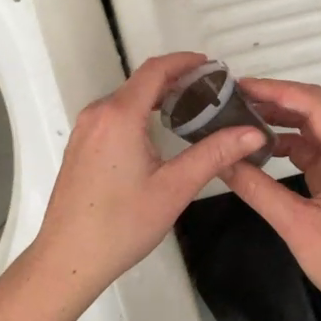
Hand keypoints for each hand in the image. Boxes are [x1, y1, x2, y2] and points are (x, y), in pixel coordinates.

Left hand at [32, 52, 267, 298]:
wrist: (68, 257)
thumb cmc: (121, 225)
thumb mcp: (174, 188)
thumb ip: (214, 154)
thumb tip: (251, 134)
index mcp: (119, 115)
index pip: (155, 70)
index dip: (185, 62)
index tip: (212, 67)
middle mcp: (98, 113)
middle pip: (140, 82)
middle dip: (176, 80)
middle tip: (212, 93)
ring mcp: (85, 129)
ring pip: (126, 99)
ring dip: (157, 97)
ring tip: (192, 111)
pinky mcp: (80, 145)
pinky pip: (113, 115)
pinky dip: (139, 113)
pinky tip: (159, 133)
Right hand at [218, 78, 320, 320]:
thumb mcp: (297, 228)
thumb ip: (258, 190)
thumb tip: (221, 160)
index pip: (316, 107)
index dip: (278, 91)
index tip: (240, 86)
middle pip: (314, 109)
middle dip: (274, 98)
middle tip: (232, 96)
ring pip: (310, 125)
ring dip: (277, 118)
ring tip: (237, 114)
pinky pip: (309, 146)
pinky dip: (283, 140)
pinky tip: (256, 144)